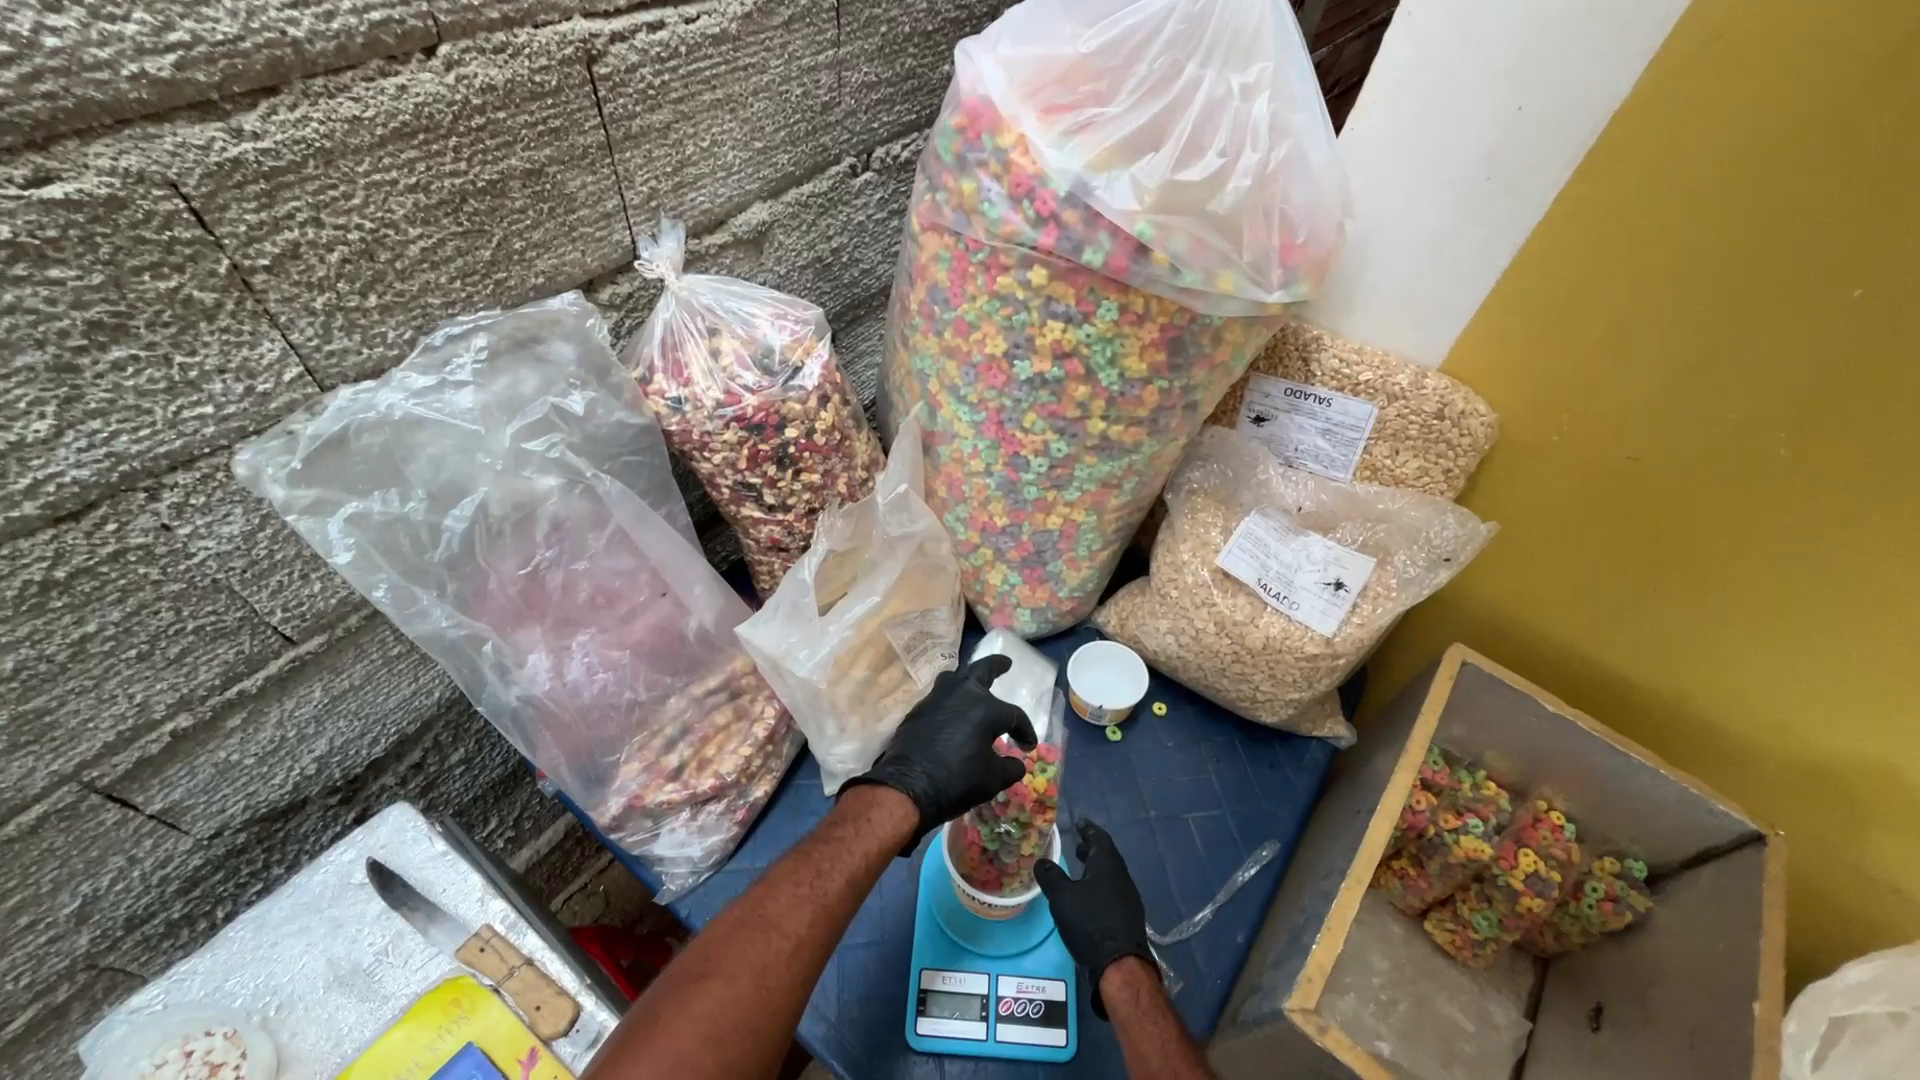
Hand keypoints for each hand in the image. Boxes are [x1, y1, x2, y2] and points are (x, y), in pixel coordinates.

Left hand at [843, 655, 1037, 851]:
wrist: (909, 787)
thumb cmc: (958, 780)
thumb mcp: (993, 779)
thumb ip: (1010, 767)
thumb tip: (1016, 763)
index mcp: (986, 708)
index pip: (1014, 716)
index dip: (1025, 731)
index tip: (1028, 746)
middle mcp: (962, 695)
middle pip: (981, 670)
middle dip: (995, 665)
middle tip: (1005, 664)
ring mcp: (936, 699)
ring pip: (954, 678)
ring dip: (966, 680)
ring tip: (973, 684)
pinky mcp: (918, 711)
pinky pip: (938, 697)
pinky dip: (950, 701)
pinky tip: (952, 713)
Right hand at [1035, 819, 1155, 1017]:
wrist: (1120, 965)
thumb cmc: (1089, 923)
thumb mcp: (1062, 897)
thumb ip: (1051, 876)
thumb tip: (1041, 861)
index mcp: (1108, 865)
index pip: (1100, 839)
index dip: (1089, 830)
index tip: (1081, 823)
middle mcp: (1121, 878)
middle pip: (1107, 857)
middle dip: (1092, 850)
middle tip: (1078, 847)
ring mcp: (1127, 899)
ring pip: (1110, 876)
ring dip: (1096, 870)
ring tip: (1080, 871)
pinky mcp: (1127, 918)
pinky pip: (1112, 892)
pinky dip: (1099, 886)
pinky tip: (1088, 898)